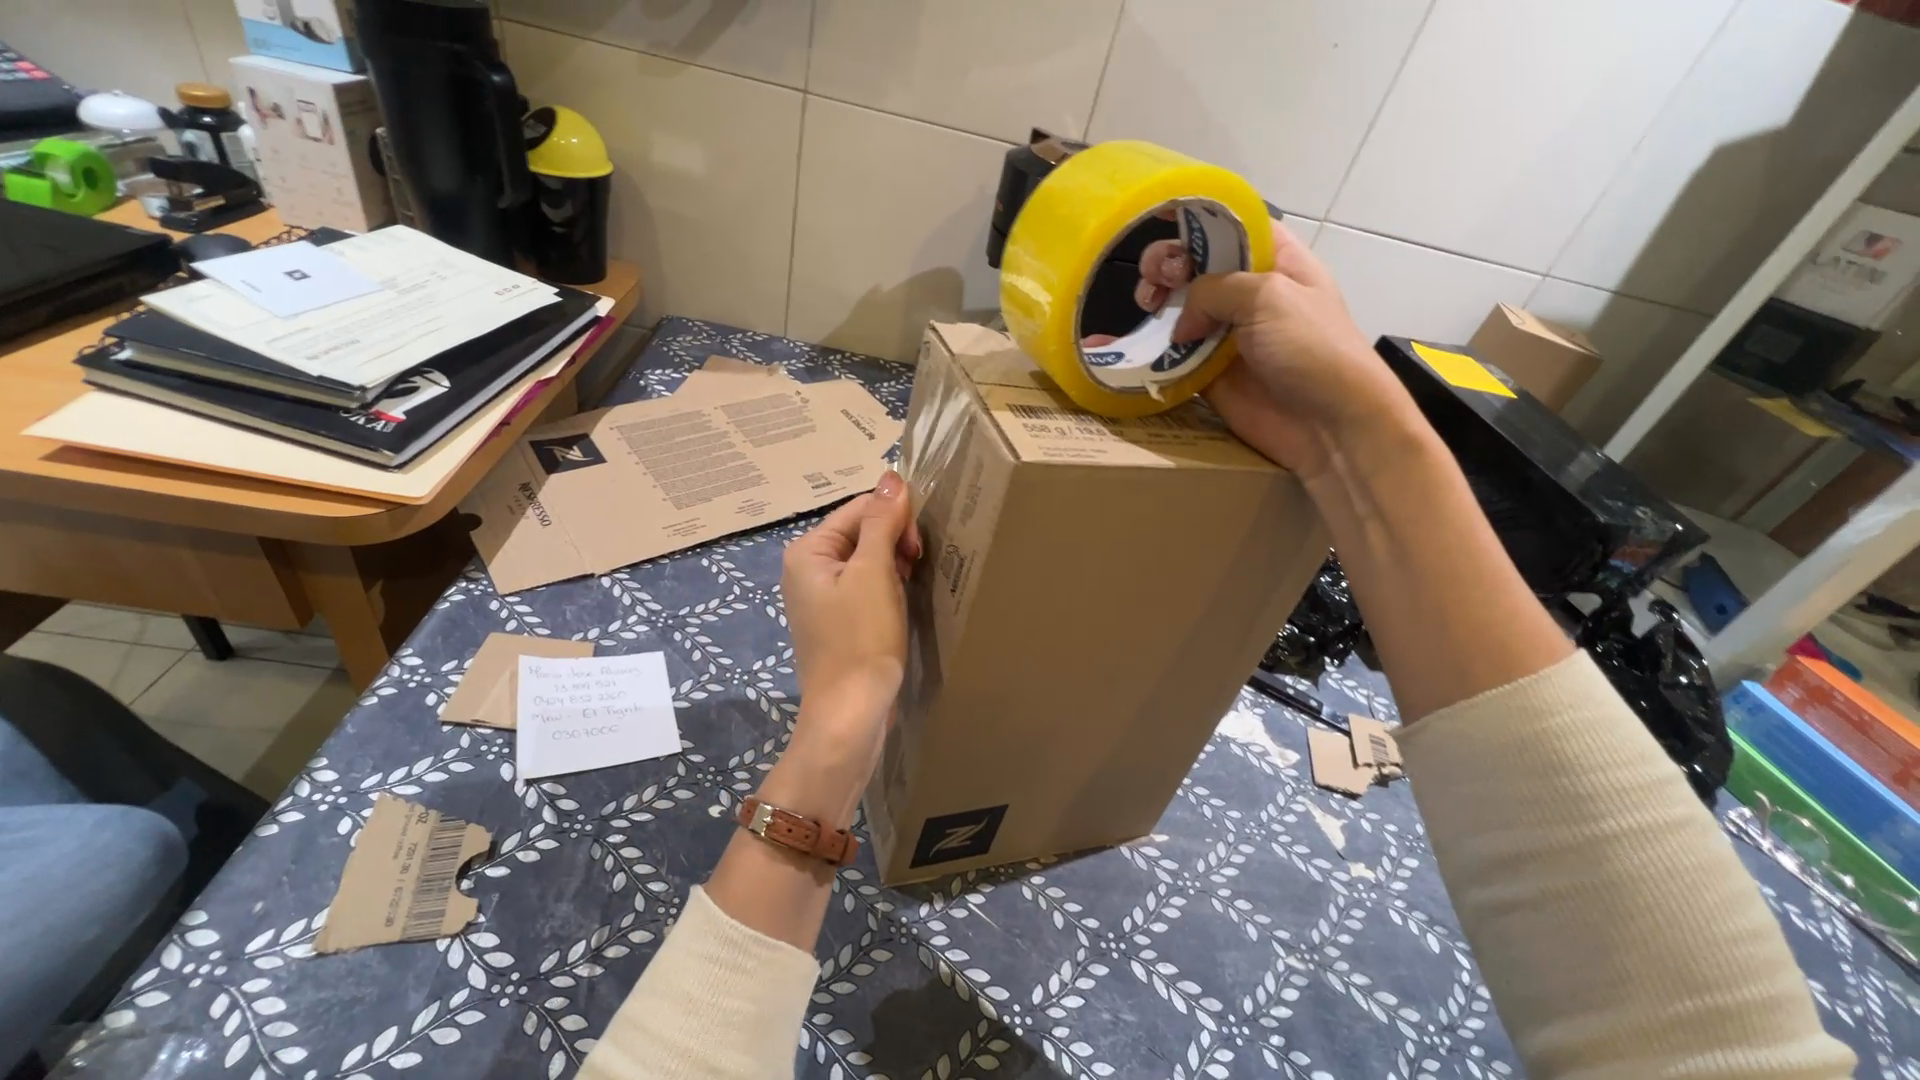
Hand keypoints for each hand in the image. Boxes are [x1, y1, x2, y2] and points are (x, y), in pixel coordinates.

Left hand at [771, 471, 919, 824]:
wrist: (851, 712)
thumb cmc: (861, 639)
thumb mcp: (874, 574)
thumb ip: (882, 522)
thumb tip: (892, 475)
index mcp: (808, 550)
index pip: (860, 508)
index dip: (894, 519)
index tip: (916, 550)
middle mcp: (807, 568)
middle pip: (862, 531)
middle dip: (894, 542)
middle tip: (914, 570)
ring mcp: (821, 596)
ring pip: (868, 560)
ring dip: (894, 566)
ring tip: (909, 588)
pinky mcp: (838, 620)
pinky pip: (866, 587)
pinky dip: (888, 588)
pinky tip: (901, 604)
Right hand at [1115, 219, 1419, 481]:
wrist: (1329, 426)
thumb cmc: (1312, 349)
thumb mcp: (1269, 296)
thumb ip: (1216, 289)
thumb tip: (1182, 321)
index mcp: (1275, 261)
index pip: (1231, 226)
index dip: (1195, 217)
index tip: (1157, 216)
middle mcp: (1249, 293)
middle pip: (1197, 266)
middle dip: (1169, 265)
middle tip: (1155, 281)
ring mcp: (1228, 335)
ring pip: (1180, 310)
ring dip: (1157, 304)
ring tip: (1147, 308)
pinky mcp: (1211, 374)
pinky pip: (1174, 358)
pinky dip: (1149, 351)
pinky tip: (1125, 344)